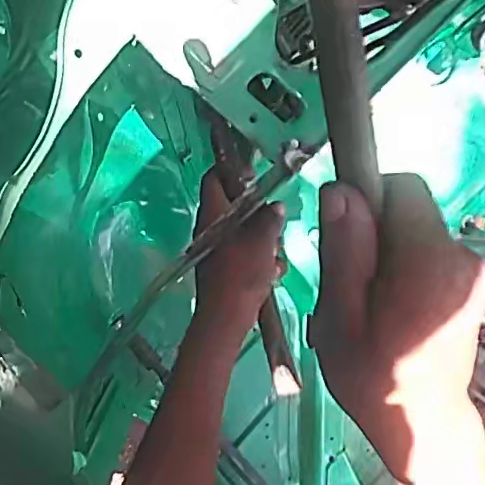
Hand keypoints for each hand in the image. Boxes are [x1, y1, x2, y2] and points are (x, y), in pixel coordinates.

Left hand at [191, 170, 284, 336]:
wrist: (227, 316)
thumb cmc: (241, 272)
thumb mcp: (263, 239)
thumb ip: (270, 218)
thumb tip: (275, 206)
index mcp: (213, 213)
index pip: (214, 177)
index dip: (233, 168)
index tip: (255, 170)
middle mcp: (209, 228)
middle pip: (235, 207)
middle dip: (259, 214)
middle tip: (275, 223)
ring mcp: (215, 249)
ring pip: (244, 232)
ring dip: (264, 240)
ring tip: (274, 254)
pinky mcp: (223, 268)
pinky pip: (244, 254)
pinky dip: (260, 260)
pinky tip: (272, 272)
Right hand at [310, 176, 484, 483]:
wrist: (423, 424)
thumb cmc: (373, 380)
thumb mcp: (340, 319)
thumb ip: (344, 252)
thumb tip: (340, 190)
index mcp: (430, 263)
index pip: (400, 187)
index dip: (365, 202)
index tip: (345, 241)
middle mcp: (464, 256)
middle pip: (407, 210)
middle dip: (371, 236)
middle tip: (351, 287)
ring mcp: (474, 269)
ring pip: (413, 231)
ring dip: (384, 256)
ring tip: (369, 305)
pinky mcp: (474, 280)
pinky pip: (427, 252)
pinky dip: (404, 269)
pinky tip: (392, 309)